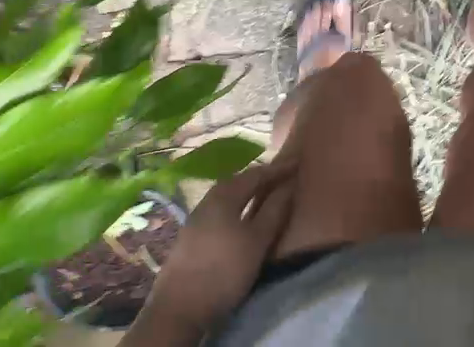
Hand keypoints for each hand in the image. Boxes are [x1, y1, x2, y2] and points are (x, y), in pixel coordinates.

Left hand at [133, 159, 298, 342]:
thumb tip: (289, 183)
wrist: (176, 311)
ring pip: (226, 196)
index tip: (297, 162)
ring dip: (246, 192)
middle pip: (238, 181)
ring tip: (263, 194)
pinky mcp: (190, 237)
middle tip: (281, 176)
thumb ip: (275, 210)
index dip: (278, 169)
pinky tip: (240, 217)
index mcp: (224, 196)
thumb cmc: (224, 270)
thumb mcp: (258, 240)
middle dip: (260, 177)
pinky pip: (219, 210)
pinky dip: (235, 206)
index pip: (256, 174)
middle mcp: (207, 201)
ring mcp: (195, 220)